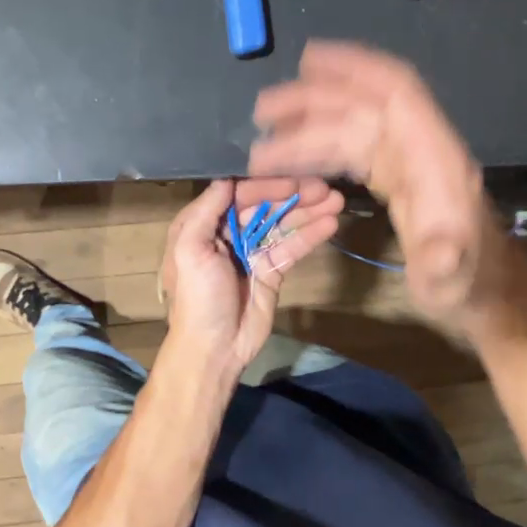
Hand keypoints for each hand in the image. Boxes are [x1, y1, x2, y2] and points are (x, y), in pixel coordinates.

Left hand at [159, 178, 343, 376]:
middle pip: (264, 207)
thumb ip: (205, 212)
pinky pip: (291, 248)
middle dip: (293, 195)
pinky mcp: (271, 272)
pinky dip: (309, 235)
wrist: (214, 348)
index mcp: (204, 226)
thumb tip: (227, 180)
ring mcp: (251, 253)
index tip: (294, 179)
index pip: (238, 195)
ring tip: (336, 201)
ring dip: (308, 212)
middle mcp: (228, 235)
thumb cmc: (197, 298)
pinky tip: (330, 224)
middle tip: (325, 187)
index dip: (266, 186)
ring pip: (282, 225)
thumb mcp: (189, 250)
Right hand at [247, 40, 506, 325]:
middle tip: (263, 109)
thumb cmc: (468, 286)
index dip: (357, 70)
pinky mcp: (398, 181)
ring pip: (354, 129)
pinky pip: (355, 151)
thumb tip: (441, 254)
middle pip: (364, 110)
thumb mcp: (454, 280)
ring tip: (265, 132)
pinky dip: (323, 147)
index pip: (397, 98)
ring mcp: (408, 165)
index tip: (311, 60)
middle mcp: (421, 152)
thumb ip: (444, 264)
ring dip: (311, 124)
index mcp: (437, 161)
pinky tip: (296, 151)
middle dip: (315, 101)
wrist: (486, 294)